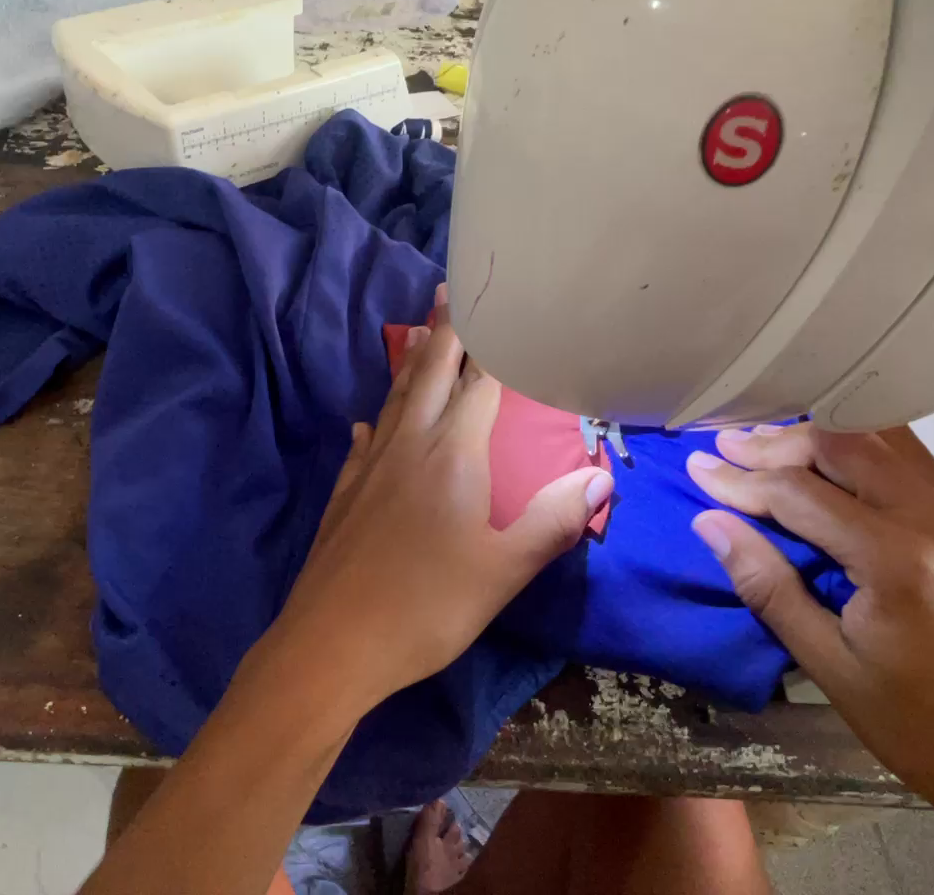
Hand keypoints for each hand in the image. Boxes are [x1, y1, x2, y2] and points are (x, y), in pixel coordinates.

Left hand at [269, 286, 614, 710]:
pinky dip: (377, 420)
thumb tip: (602, 479)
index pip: (479, 383)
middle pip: (429, 373)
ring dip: (411, 363)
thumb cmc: (425, 607)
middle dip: (444, 330)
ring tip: (420, 336)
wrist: (332, 644)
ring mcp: (369, 467)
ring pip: (395, 399)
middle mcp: (407, 446)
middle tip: (449, 290)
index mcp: (450, 455)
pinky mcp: (345, 494)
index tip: (500, 305)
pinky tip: (371, 421)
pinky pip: (366, 440)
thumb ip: (552, 521)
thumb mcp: (502, 570)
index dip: (493, 344)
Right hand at [685, 427, 933, 893]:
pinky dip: (857, 448)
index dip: (740, 480)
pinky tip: (824, 460)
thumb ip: (766, 584)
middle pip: (841, 447)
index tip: (696, 469)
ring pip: (879, 439)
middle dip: (775, 444)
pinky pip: (908, 458)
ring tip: (764, 444)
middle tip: (724, 449)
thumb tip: (709, 522)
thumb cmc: (913, 725)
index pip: (800, 493)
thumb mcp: (825, 662)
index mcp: (897, 562)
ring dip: (817, 437)